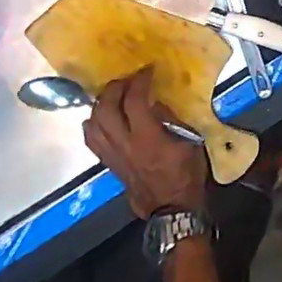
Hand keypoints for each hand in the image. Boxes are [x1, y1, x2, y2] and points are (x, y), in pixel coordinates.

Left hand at [84, 68, 208, 217]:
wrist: (173, 211)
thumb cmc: (186, 176)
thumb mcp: (190, 143)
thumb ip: (171, 119)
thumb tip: (155, 103)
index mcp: (147, 138)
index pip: (134, 100)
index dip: (139, 80)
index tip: (147, 70)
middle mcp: (125, 144)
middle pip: (106, 108)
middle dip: (114, 87)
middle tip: (127, 79)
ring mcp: (113, 155)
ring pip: (94, 123)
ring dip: (101, 103)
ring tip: (113, 95)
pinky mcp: (109, 164)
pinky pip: (91, 140)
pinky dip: (92, 124)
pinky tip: (100, 117)